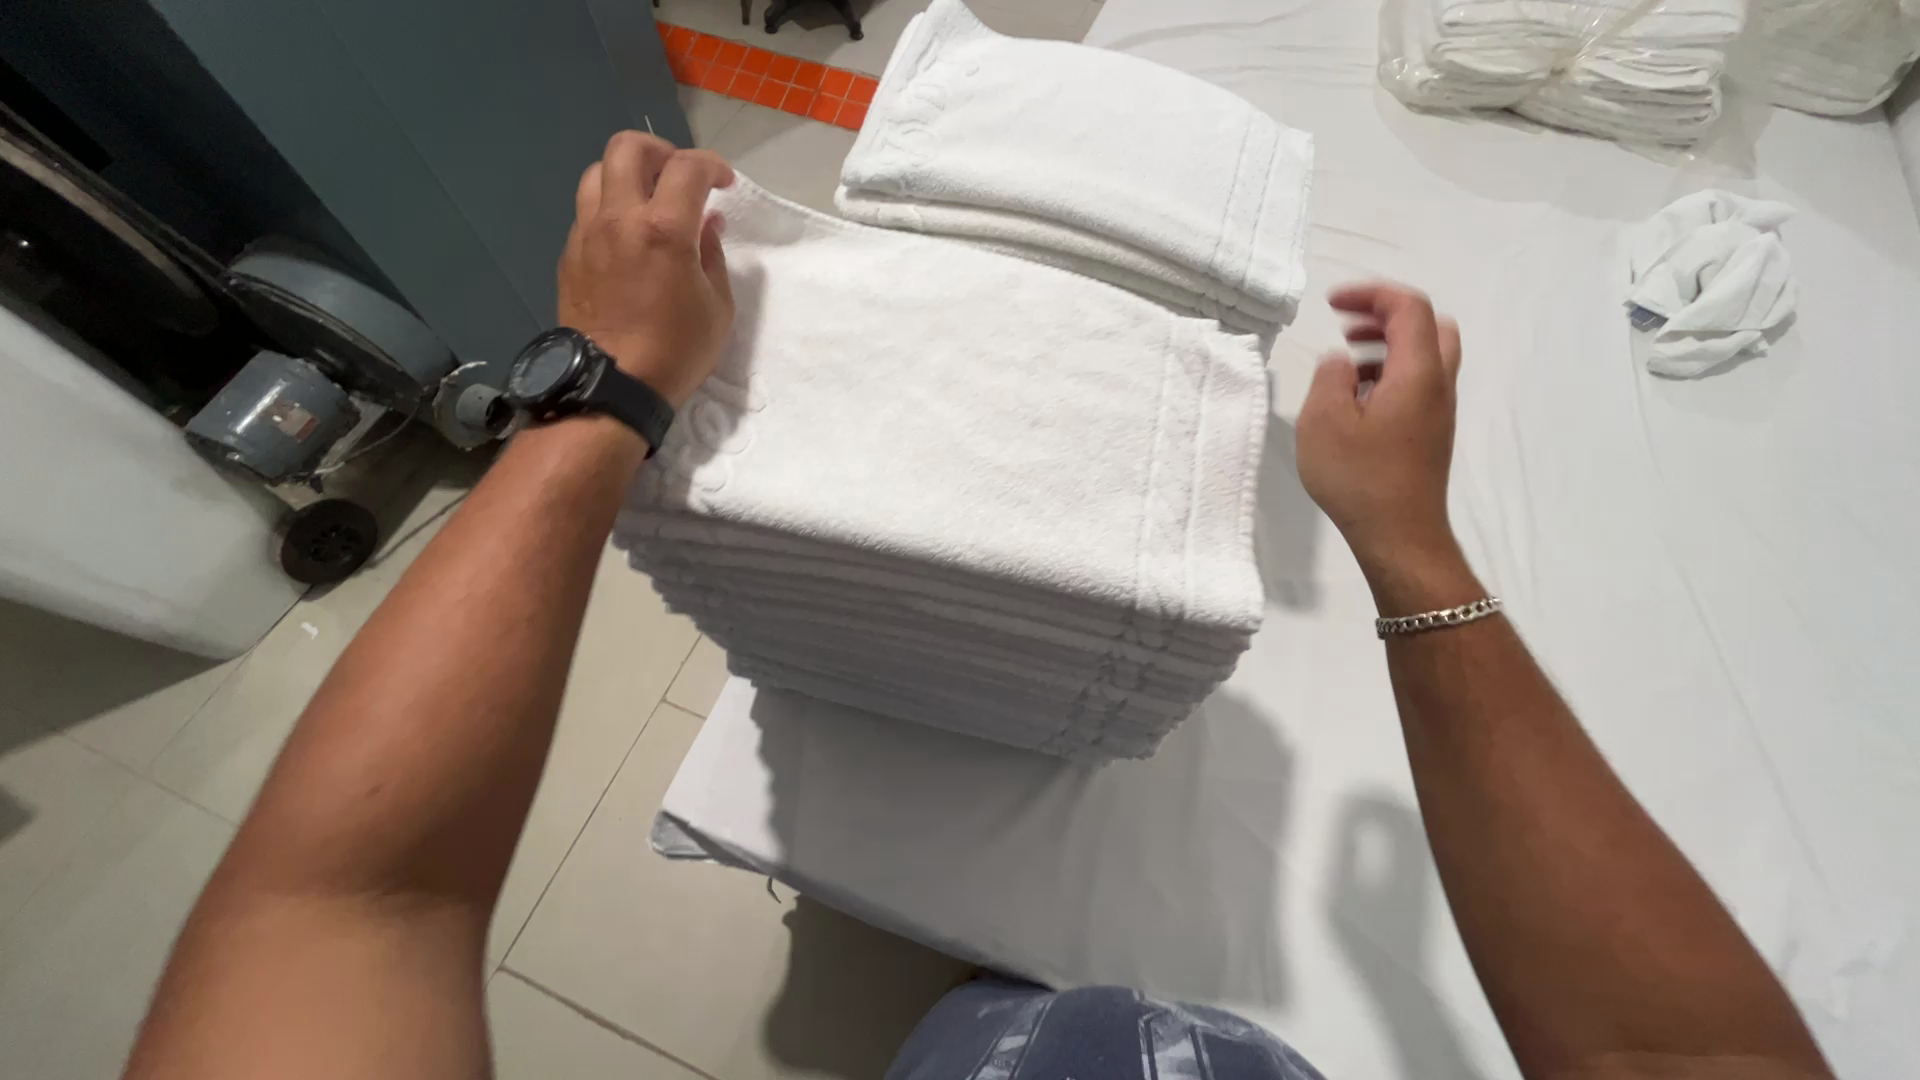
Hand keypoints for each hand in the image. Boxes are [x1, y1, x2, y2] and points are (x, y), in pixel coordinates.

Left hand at [557, 131, 735, 407]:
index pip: (688, 169)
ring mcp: (588, 234)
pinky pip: (588, 211)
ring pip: (598, 173)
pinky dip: (611, 210)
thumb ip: (713, 255)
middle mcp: (620, 218)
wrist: (614, 385)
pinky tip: (628, 238)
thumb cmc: (677, 350)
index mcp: (665, 230)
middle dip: (660, 151)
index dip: (712, 165)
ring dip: (627, 176)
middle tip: (679, 177)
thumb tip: (708, 223)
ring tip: (648, 202)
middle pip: (628, 148)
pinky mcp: (570, 254)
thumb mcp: (718, 307)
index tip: (725, 182)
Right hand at [1295, 283, 1465, 591]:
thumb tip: (1341, 361)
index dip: (1371, 294)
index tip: (1332, 303)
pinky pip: (1419, 382)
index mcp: (1417, 373)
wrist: (1399, 534)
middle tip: (1347, 327)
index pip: (1408, 308)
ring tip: (1347, 360)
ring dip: (1388, 345)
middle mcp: (1438, 384)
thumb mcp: (1323, 422)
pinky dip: (1391, 371)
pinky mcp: (1431, 432)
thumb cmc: (1358, 477)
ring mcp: (1439, 410)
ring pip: (1427, 355)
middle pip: (1429, 325)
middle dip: (1386, 315)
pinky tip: (1358, 398)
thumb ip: (1330, 377)